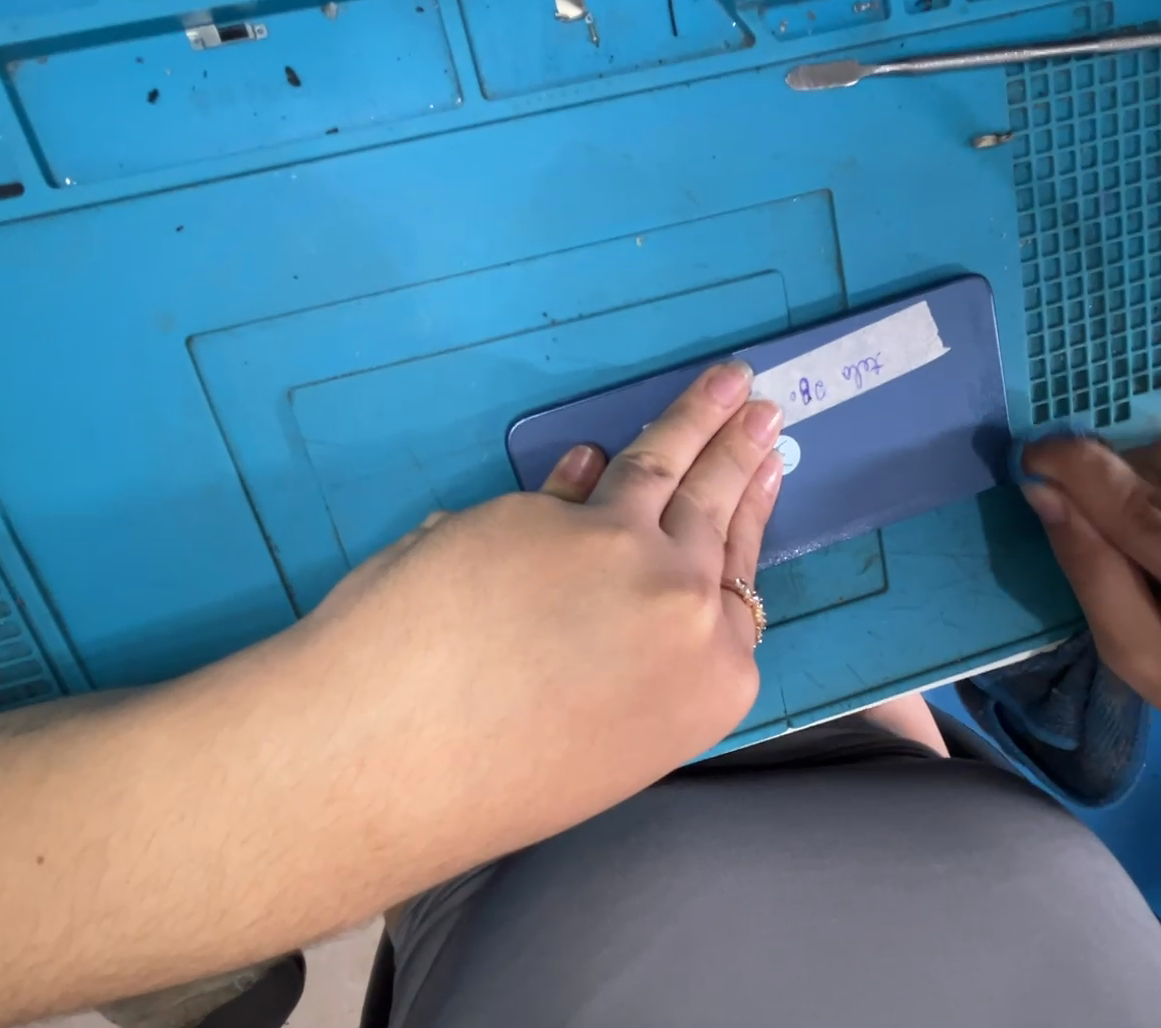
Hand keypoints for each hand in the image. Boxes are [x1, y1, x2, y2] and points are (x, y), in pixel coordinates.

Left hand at [279, 360, 783, 882]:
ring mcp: (623, 551)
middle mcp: (687, 607)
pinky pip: (567, 492)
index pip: (740, 569)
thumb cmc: (505, 779)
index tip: (766, 464)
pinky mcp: (549, 514)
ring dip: (693, 417)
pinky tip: (586, 459)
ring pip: (664, 468)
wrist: (394, 770)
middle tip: (761, 403)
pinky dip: (576, 477)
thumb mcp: (614, 729)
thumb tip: (607, 551)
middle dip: (740, 446)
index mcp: (714, 679)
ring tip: (724, 382)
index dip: (751, 510)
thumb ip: (636, 638)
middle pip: (716, 506)